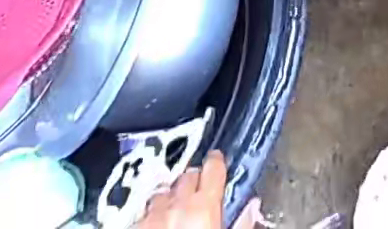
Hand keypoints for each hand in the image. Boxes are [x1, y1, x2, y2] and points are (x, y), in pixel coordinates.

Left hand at [140, 152, 264, 228]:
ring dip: (173, 199)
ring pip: (165, 191)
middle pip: (188, 176)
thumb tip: (253, 208)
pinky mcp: (135, 226)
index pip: (213, 168)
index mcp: (204, 208)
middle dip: (196, 183)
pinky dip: (155, 215)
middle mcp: (177, 204)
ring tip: (181, 217)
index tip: (219, 165)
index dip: (217, 164)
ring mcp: (153, 214)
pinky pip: (147, 211)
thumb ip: (242, 226)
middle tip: (203, 198)